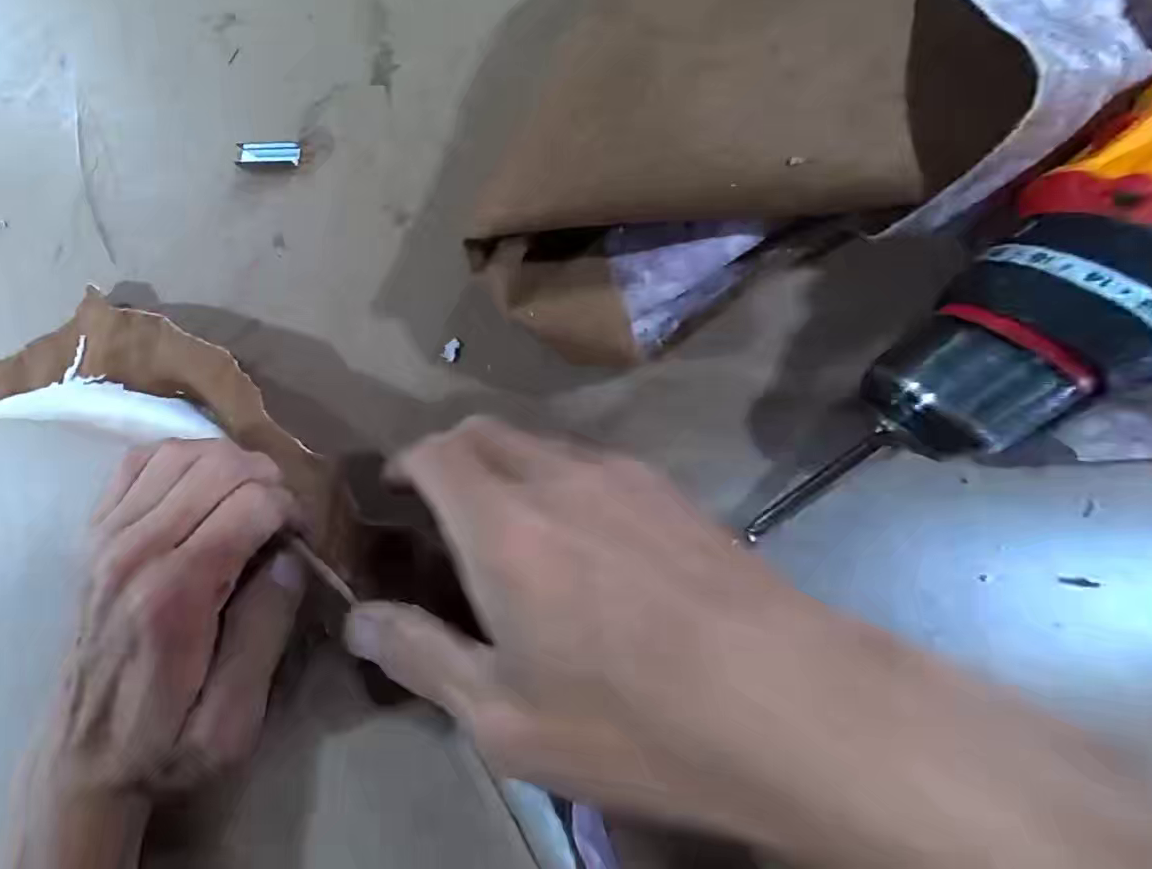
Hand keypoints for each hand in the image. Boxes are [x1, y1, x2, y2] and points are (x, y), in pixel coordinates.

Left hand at [2, 439, 304, 868]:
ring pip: (181, 452)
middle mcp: (135, 550)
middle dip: (268, 478)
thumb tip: (290, 557)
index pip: (251, 502)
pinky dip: (180, 458)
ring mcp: (106, 536)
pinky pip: (139, 461)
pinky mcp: (92, 533)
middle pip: (220, 465)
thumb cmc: (164, 744)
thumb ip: (266, 633)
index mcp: (175, 594)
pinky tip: (200, 485)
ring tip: (246, 496)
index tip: (301, 537)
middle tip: (281, 516)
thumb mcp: (233, 721)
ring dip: (228, 462)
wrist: (80, 762)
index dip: (291, 508)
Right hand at [341, 419, 1151, 867]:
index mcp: (503, 525)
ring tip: (514, 529)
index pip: (435, 451)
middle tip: (443, 510)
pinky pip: (588, 462)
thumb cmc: (633, 720)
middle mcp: (555, 477)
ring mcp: (618, 475)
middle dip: (449, 455)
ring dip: (505, 467)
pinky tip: (587, 541)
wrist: (791, 701)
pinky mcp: (666, 488)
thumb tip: (360, 622)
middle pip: (482, 430)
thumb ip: (422, 656)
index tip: (393, 490)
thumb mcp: (505, 716)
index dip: (405, 461)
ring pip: (537, 443)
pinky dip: (557, 479)